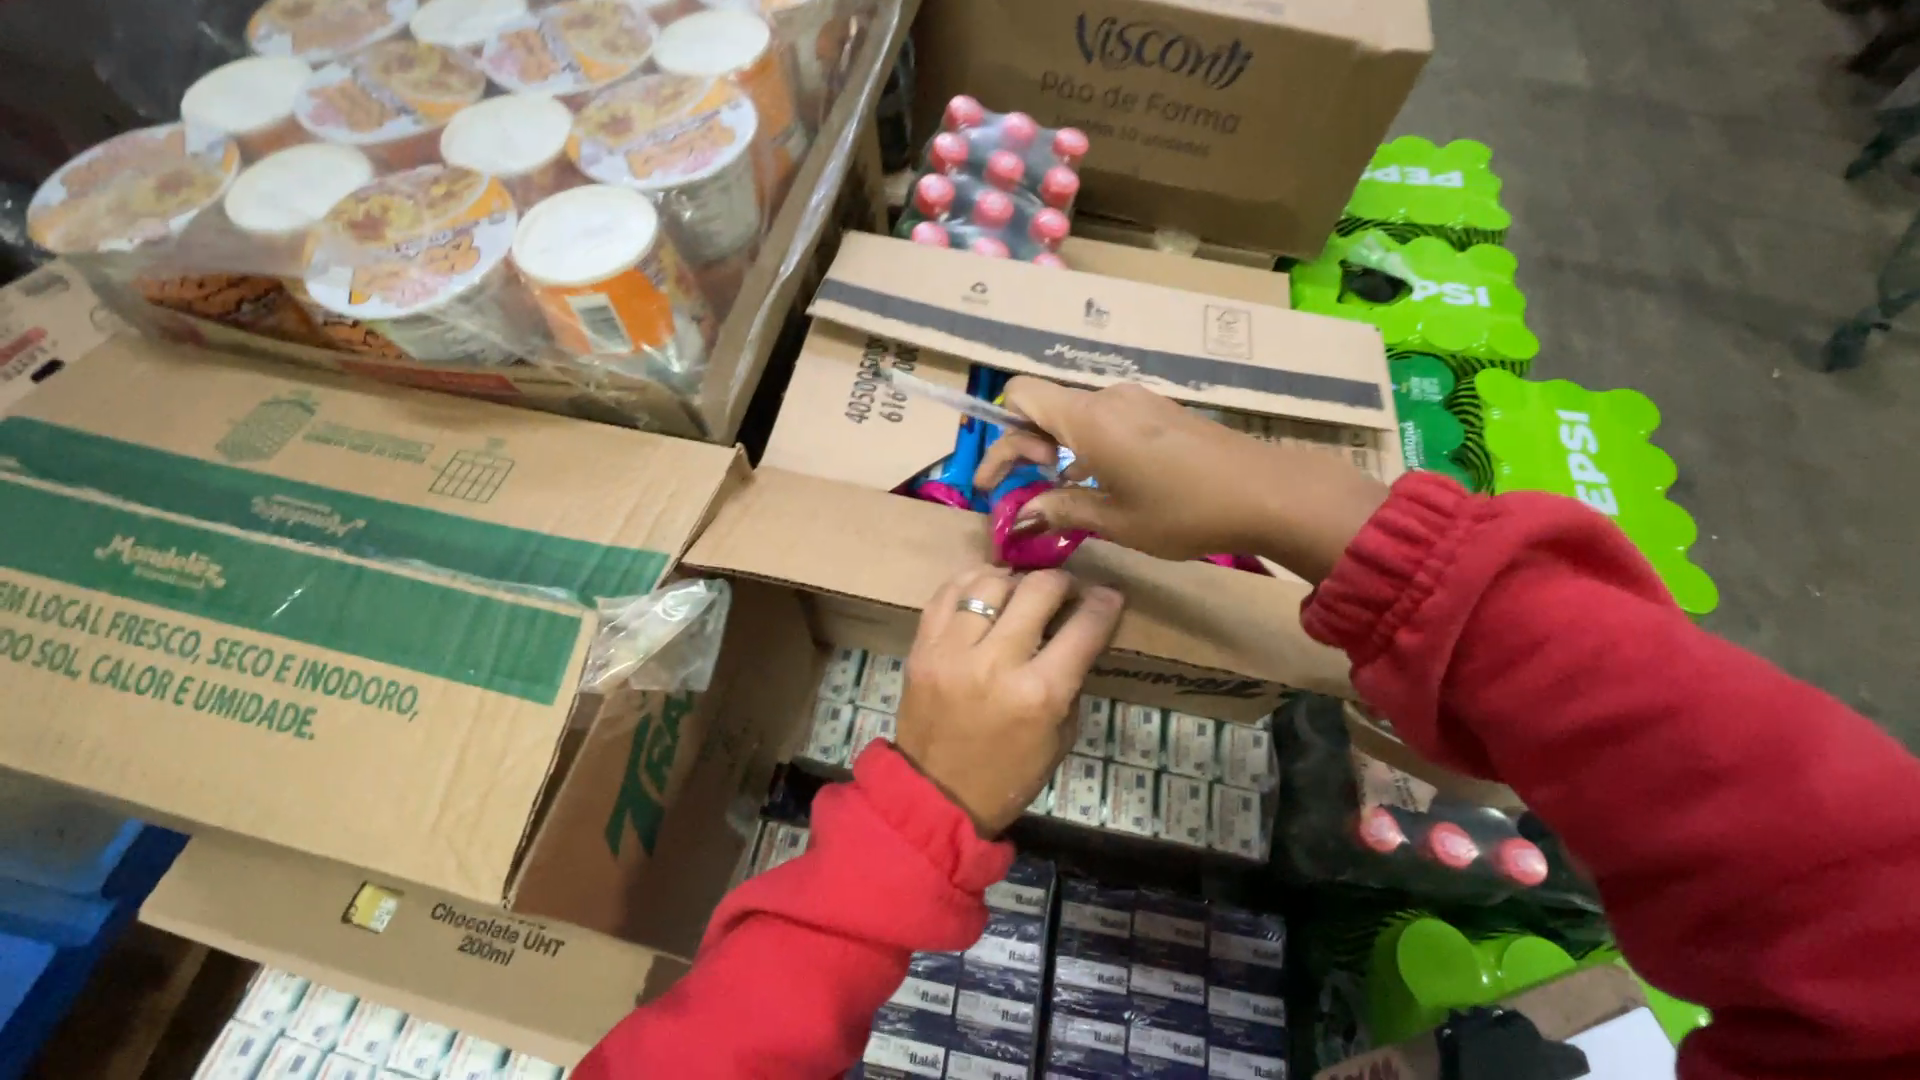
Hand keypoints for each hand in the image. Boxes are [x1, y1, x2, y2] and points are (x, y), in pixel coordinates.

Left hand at [894, 565, 1124, 835]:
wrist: (934, 795)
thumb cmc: (1008, 774)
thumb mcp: (1060, 736)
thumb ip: (1071, 679)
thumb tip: (1078, 630)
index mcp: (1039, 694)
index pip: (1084, 628)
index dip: (1104, 604)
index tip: (1109, 595)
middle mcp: (995, 663)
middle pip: (1037, 590)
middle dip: (1062, 582)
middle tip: (1066, 590)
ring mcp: (952, 651)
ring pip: (990, 582)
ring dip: (1015, 579)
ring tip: (1022, 590)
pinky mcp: (922, 647)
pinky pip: (947, 593)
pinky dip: (972, 582)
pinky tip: (986, 588)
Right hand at [973, 378, 1390, 582]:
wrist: (1268, 492)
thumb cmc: (1184, 510)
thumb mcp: (1115, 520)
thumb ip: (1059, 510)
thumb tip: (1016, 520)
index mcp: (1088, 419)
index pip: (1020, 395)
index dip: (1001, 434)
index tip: (1004, 479)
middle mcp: (1108, 398)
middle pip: (1045, 407)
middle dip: (1024, 448)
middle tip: (1026, 492)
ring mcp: (1137, 401)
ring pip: (1076, 415)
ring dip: (1057, 450)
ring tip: (1063, 493)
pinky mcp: (1159, 411)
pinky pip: (1105, 420)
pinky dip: (1087, 447)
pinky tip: (1102, 482)